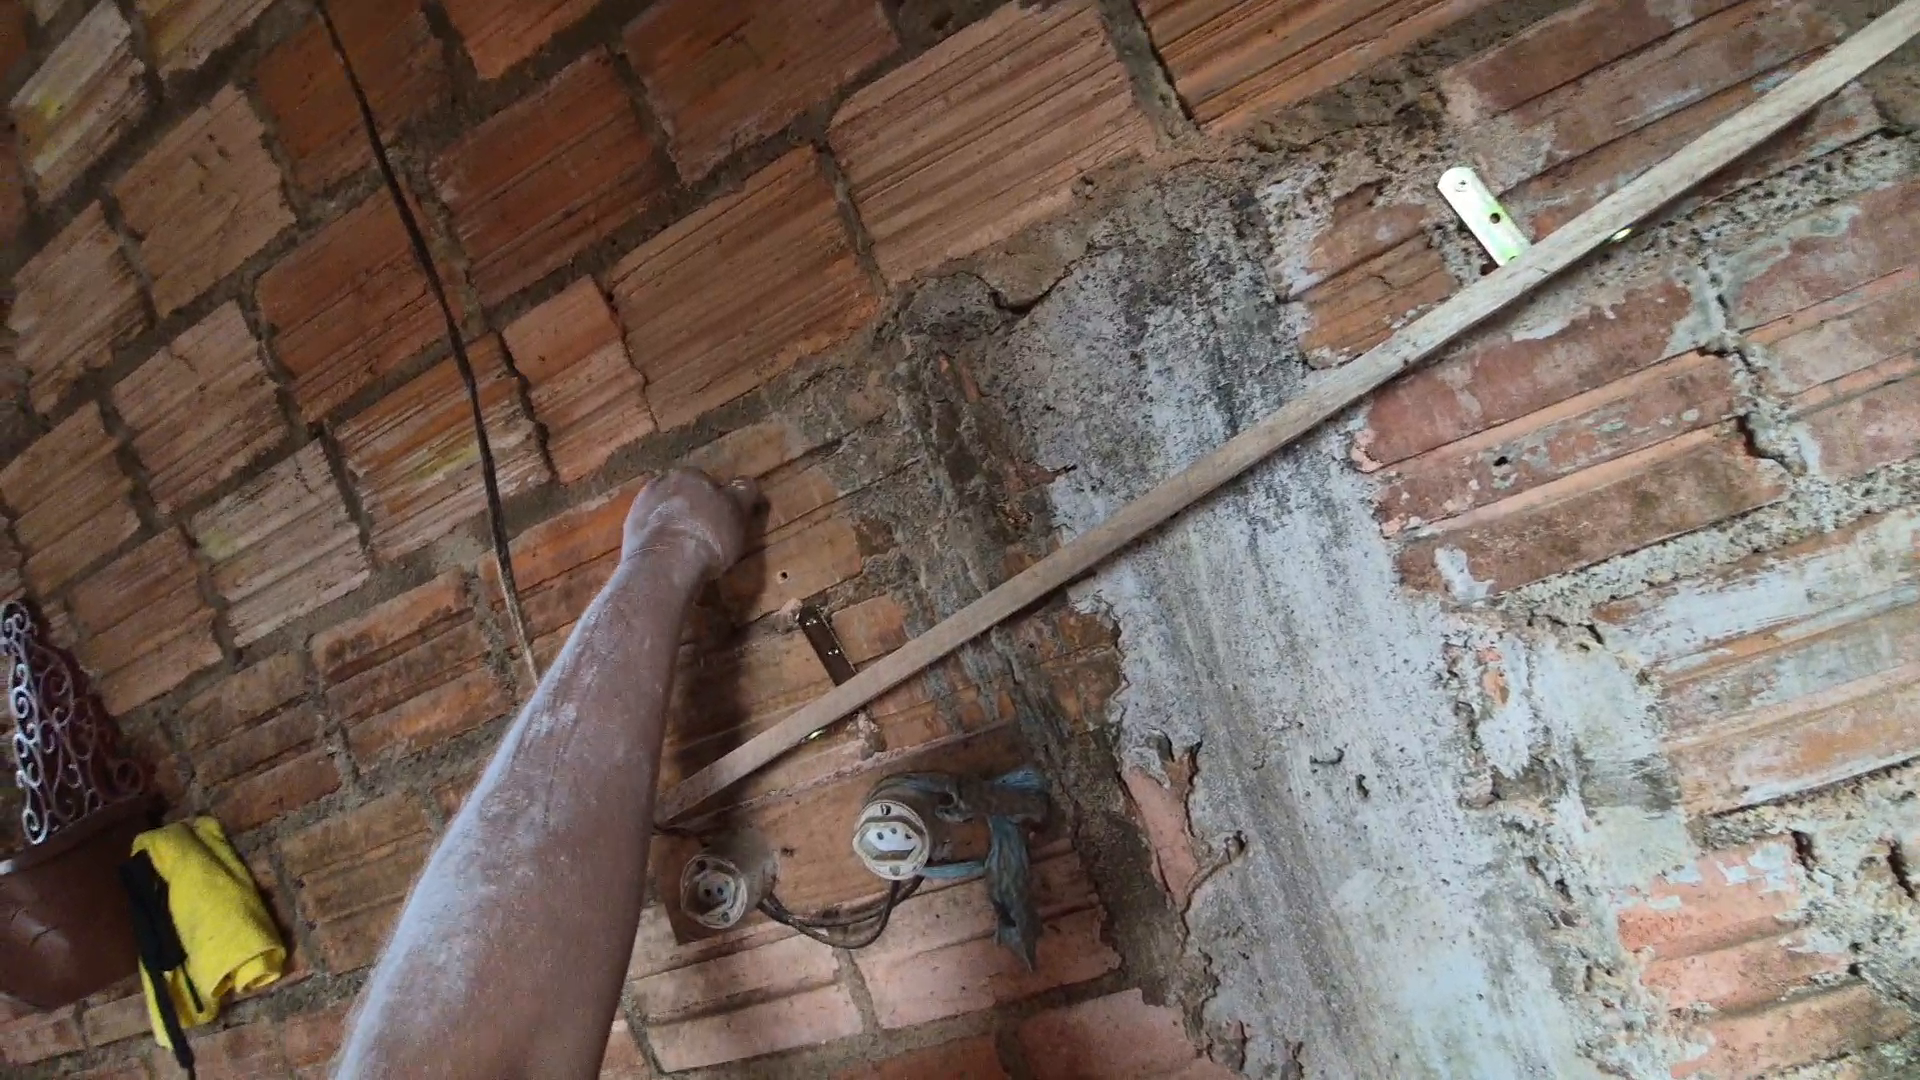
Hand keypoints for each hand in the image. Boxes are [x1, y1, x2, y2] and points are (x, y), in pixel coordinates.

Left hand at [621, 469, 760, 576]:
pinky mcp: (627, 534)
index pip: (706, 482)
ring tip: (690, 550)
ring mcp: (639, 508)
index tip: (725, 521)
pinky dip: (662, 542)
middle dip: (693, 511)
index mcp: (688, 474)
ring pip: (664, 514)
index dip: (717, 501)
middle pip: (682, 496)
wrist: (665, 565)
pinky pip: (651, 533)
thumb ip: (744, 492)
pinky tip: (673, 558)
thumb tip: (745, 483)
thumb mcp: (739, 511)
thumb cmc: (708, 533)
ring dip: (675, 526)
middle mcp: (659, 484)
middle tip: (709, 535)